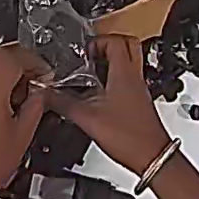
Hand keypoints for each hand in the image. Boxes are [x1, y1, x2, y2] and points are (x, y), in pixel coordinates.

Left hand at [0, 47, 46, 198]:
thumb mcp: (24, 133)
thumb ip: (36, 105)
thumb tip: (42, 91)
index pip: (12, 59)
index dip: (32, 62)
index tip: (44, 72)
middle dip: (20, 62)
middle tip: (35, 76)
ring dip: (6, 70)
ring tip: (21, 89)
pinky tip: (5, 99)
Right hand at [56, 36, 173, 175]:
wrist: (151, 157)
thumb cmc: (129, 136)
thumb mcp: (88, 118)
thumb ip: (64, 103)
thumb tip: (46, 94)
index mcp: (124, 73)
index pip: (115, 41)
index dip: (98, 41)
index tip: (84, 51)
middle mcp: (134, 77)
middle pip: (128, 45)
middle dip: (108, 45)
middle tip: (91, 54)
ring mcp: (138, 89)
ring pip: (128, 63)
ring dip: (110, 62)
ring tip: (91, 72)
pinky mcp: (138, 101)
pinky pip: (127, 80)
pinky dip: (113, 79)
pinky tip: (99, 94)